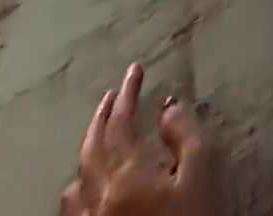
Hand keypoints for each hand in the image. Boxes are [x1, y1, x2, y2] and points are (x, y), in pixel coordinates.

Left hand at [61, 64, 210, 215]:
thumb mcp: (200, 171)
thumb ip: (183, 135)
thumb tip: (168, 106)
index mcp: (127, 174)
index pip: (122, 123)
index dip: (129, 93)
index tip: (136, 69)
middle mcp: (99, 195)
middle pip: (91, 147)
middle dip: (102, 115)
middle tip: (115, 91)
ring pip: (76, 177)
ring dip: (89, 146)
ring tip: (101, 130)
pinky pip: (72, 205)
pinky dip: (79, 182)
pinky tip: (85, 182)